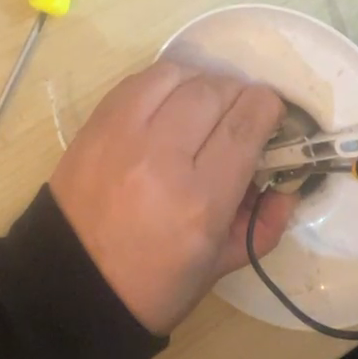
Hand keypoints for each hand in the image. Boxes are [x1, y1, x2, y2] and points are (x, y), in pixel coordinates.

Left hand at [49, 61, 296, 333]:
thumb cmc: (151, 283)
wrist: (70, 280)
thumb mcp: (217, 266)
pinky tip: (173, 98)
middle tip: (240, 109)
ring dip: (202, 81)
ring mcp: (125, 132)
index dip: (267, 108)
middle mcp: (163, 158)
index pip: (246, 125)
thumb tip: (287, 185)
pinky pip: (143, 78)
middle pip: (215, 92)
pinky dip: (167, 80)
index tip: (271, 112)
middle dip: (238, 94)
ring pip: (179, 75)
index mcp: (199, 202)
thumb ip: (262, 224)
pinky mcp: (99, 120)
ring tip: (206, 101)